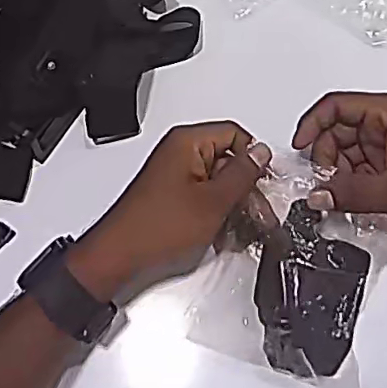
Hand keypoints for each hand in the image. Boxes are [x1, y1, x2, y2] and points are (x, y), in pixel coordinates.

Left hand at [69, 122, 270, 298]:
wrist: (123, 253)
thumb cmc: (157, 225)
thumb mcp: (214, 200)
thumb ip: (242, 174)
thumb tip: (260, 153)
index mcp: (188, 142)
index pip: (235, 135)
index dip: (254, 160)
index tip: (264, 184)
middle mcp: (180, 151)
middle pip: (228, 159)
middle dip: (245, 190)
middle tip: (258, 215)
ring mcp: (175, 172)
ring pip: (218, 181)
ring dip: (232, 206)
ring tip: (238, 231)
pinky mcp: (172, 193)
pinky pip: (204, 195)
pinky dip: (215, 213)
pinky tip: (221, 236)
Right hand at [293, 92, 386, 257]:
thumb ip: (350, 193)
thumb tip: (315, 196)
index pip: (334, 106)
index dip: (312, 125)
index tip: (300, 149)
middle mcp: (386, 124)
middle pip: (337, 131)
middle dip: (326, 157)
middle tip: (324, 184)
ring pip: (347, 154)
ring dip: (340, 175)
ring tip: (343, 198)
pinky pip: (362, 171)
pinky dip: (354, 185)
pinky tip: (355, 203)